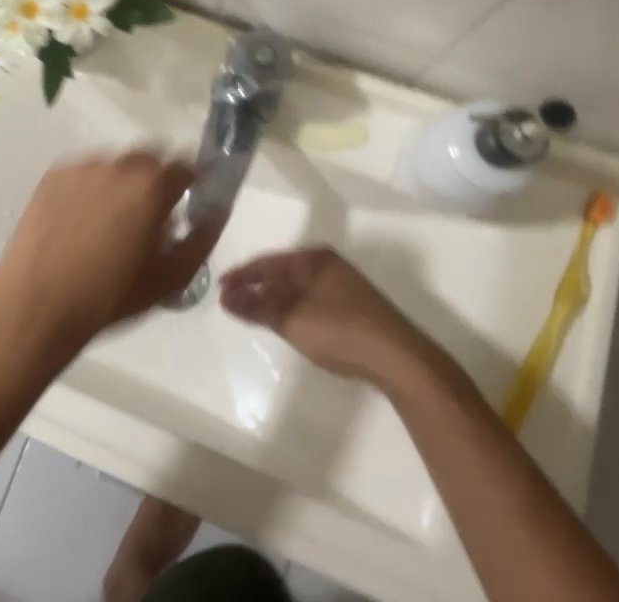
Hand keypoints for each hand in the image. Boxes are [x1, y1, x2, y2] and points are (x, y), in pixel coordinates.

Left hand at [0, 152, 219, 342]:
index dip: (193, 178)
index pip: (185, 165)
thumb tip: (215, 211)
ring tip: (112, 223)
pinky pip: (84, 175)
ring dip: (122, 184)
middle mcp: (118, 166)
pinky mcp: (52, 177)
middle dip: (156, 180)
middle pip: (149, 159)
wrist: (38, 303)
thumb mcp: (170, 278)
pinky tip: (82, 222)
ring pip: (114, 166)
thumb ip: (202, 239)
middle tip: (152, 214)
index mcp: (152, 186)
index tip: (193, 195)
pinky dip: (91, 190)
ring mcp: (81, 168)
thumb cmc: (110, 296)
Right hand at [218, 247, 432, 380]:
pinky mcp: (353, 308)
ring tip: (252, 313)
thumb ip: (256, 307)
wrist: (398, 358)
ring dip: (273, 300)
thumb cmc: (339, 331)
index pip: (267, 262)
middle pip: (282, 273)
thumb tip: (226, 297)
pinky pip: (310, 301)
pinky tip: (285, 323)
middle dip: (256, 287)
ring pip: (297, 289)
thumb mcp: (291, 319)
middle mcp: (329, 266)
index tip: (220, 287)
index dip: (242, 275)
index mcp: (314, 260)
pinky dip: (291, 309)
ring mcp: (343, 287)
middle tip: (231, 301)